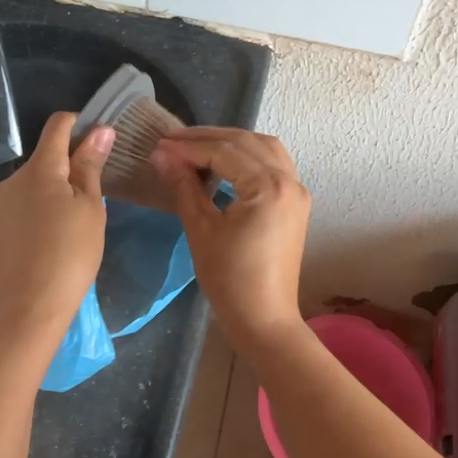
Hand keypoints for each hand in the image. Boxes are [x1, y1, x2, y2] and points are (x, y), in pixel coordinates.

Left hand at [0, 112, 112, 340]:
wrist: (26, 313)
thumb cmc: (69, 256)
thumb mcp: (90, 209)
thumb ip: (90, 166)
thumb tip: (100, 131)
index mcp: (39, 169)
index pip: (57, 125)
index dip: (81, 124)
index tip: (102, 140)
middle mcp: (11, 181)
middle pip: (45, 159)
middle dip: (70, 167)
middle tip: (96, 197)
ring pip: (34, 187)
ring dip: (55, 193)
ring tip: (76, 226)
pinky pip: (23, 210)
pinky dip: (40, 215)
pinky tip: (53, 243)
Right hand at [152, 127, 311, 347]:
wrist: (264, 319)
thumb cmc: (230, 279)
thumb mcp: (201, 229)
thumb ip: (184, 186)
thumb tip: (162, 155)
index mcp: (268, 186)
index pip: (224, 152)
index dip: (189, 147)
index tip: (160, 145)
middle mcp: (289, 180)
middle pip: (246, 142)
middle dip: (209, 138)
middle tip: (173, 141)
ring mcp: (296, 191)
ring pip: (264, 148)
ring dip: (231, 142)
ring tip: (197, 147)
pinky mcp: (295, 203)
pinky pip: (273, 164)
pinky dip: (248, 155)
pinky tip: (224, 163)